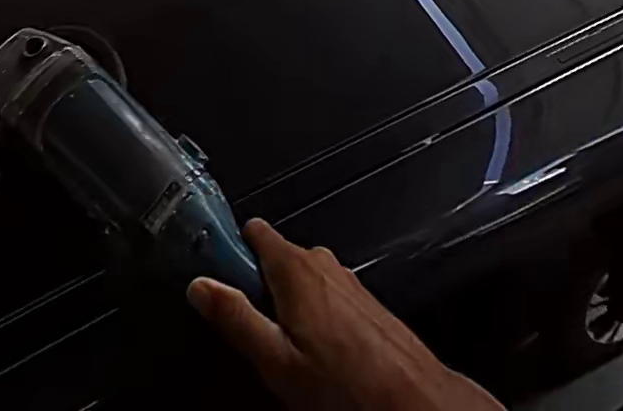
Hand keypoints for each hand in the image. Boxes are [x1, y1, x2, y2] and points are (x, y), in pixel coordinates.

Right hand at [187, 219, 503, 410]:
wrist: (424, 409)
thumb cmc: (345, 387)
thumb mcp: (277, 361)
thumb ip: (235, 317)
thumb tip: (199, 284)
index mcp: (294, 265)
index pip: (254, 230)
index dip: (235, 251)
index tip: (226, 280)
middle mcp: (321, 260)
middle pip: (277, 257)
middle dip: (264, 286)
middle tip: (262, 332)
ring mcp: (348, 280)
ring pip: (304, 279)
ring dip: (293, 304)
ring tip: (297, 352)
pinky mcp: (368, 302)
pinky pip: (329, 295)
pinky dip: (320, 315)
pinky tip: (328, 357)